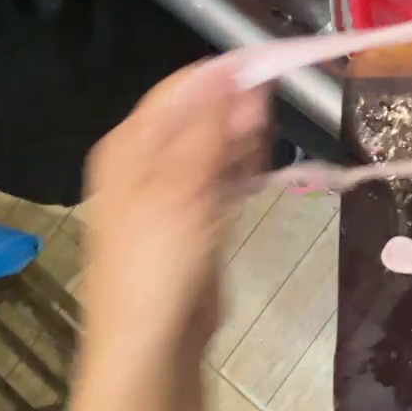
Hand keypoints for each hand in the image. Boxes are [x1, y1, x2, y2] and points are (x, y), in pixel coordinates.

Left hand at [79, 59, 269, 362]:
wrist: (154, 341)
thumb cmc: (158, 263)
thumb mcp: (182, 188)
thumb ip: (210, 127)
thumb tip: (235, 70)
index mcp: (132, 144)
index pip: (186, 87)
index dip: (230, 75)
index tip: (279, 70)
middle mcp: (149, 156)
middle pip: (205, 111)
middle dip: (240, 112)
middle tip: (266, 132)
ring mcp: (174, 184)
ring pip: (220, 141)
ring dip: (245, 142)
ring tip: (260, 160)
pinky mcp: (198, 210)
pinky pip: (226, 172)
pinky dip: (244, 169)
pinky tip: (257, 176)